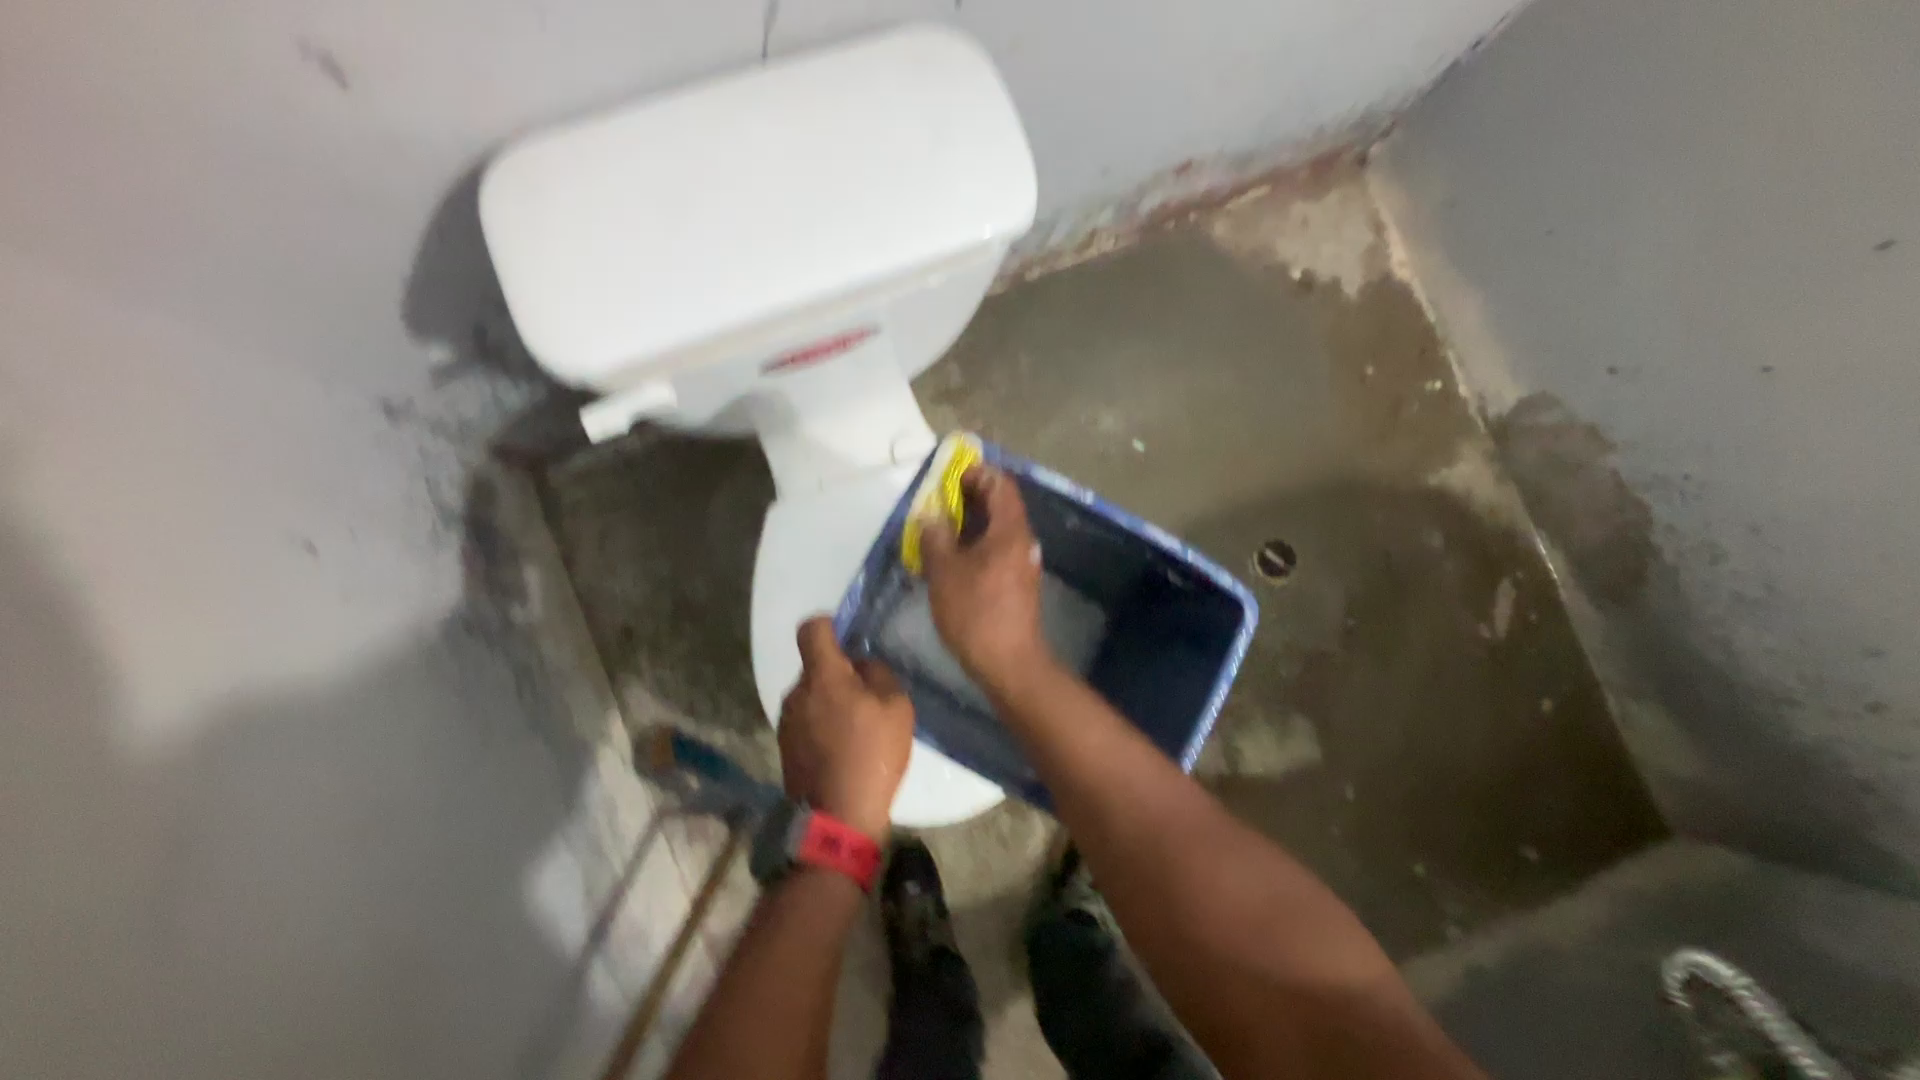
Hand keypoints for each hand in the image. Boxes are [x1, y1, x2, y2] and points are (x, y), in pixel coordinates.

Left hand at [778, 618, 915, 839]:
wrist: (837, 817)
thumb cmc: (872, 755)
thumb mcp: (897, 708)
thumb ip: (879, 674)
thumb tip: (861, 665)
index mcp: (823, 676)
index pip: (812, 629)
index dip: (829, 625)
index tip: (849, 638)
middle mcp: (796, 692)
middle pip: (817, 667)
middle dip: (840, 675)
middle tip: (869, 698)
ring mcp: (786, 721)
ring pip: (812, 696)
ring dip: (831, 703)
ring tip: (859, 730)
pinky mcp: (785, 747)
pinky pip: (807, 722)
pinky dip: (823, 727)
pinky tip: (844, 750)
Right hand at [921, 464, 1050, 690]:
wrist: (1008, 662)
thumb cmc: (975, 612)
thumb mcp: (944, 571)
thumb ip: (935, 536)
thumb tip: (930, 515)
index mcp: (1010, 530)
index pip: (1000, 484)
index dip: (976, 473)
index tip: (948, 477)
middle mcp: (1022, 541)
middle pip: (1000, 505)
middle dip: (969, 498)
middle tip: (936, 503)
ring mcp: (1022, 563)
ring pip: (997, 530)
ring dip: (970, 524)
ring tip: (938, 531)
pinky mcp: (1017, 584)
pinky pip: (996, 551)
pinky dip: (975, 546)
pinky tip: (951, 560)